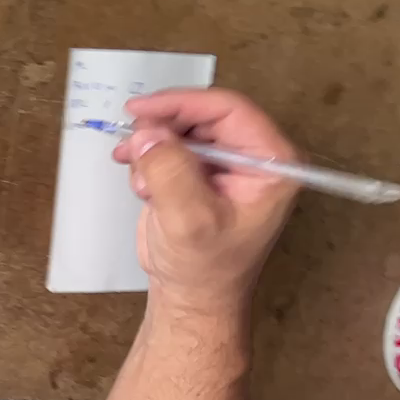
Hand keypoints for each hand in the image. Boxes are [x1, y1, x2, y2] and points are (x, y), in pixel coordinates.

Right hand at [112, 89, 298, 317]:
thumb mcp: (189, 219)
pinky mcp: (195, 177)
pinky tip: (142, 186)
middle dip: (162, 127)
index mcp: (269, 162)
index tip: (140, 109)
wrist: (190, 296)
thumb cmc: (204, 266)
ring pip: (180, 131)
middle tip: (131, 143)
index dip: (183, 103)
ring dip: (151, 147)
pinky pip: (168, 149)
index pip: (228, 110)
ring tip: (137, 176)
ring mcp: (221, 167)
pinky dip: (147, 161)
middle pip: (202, 116)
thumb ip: (170, 172)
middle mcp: (250, 158)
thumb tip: (146, 134)